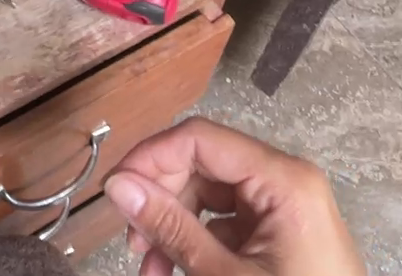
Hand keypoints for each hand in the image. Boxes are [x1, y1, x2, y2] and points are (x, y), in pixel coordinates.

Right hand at [102, 117, 364, 275]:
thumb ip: (171, 226)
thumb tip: (117, 185)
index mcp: (284, 179)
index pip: (199, 138)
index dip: (150, 157)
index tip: (115, 189)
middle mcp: (286, 181)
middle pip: (202, 165)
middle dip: (161, 201)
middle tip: (131, 238)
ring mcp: (284, 208)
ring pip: (208, 195)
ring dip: (173, 227)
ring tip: (149, 267)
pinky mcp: (280, 234)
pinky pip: (225, 223)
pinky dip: (196, 242)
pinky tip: (173, 268)